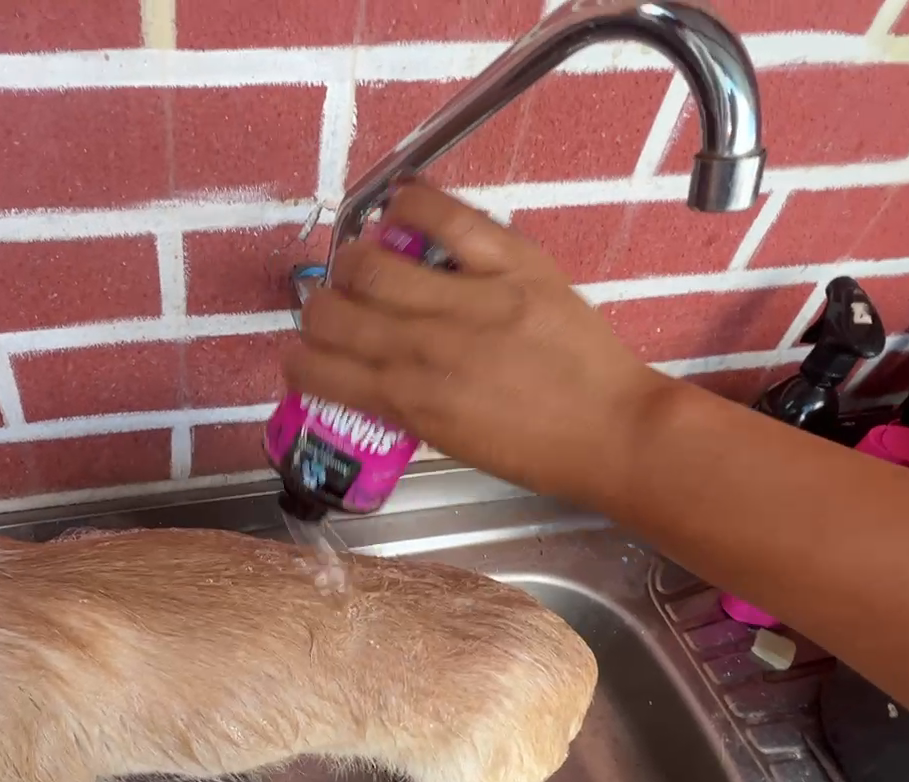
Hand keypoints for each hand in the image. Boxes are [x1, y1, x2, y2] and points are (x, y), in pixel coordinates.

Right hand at [286, 183, 670, 503]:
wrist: (610, 431)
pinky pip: (451, 218)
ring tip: (359, 265)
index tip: (302, 358)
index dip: (298, 362)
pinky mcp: (514, 264)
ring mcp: (468, 300)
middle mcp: (424, 348)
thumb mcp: (447, 442)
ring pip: (373, 264)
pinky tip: (395, 206)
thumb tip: (365, 375)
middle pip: (334, 311)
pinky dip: (412, 204)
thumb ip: (399, 405)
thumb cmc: (529, 450)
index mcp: (407, 400)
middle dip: (316, 310)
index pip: (321, 371)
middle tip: (329, 309)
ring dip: (349, 262)